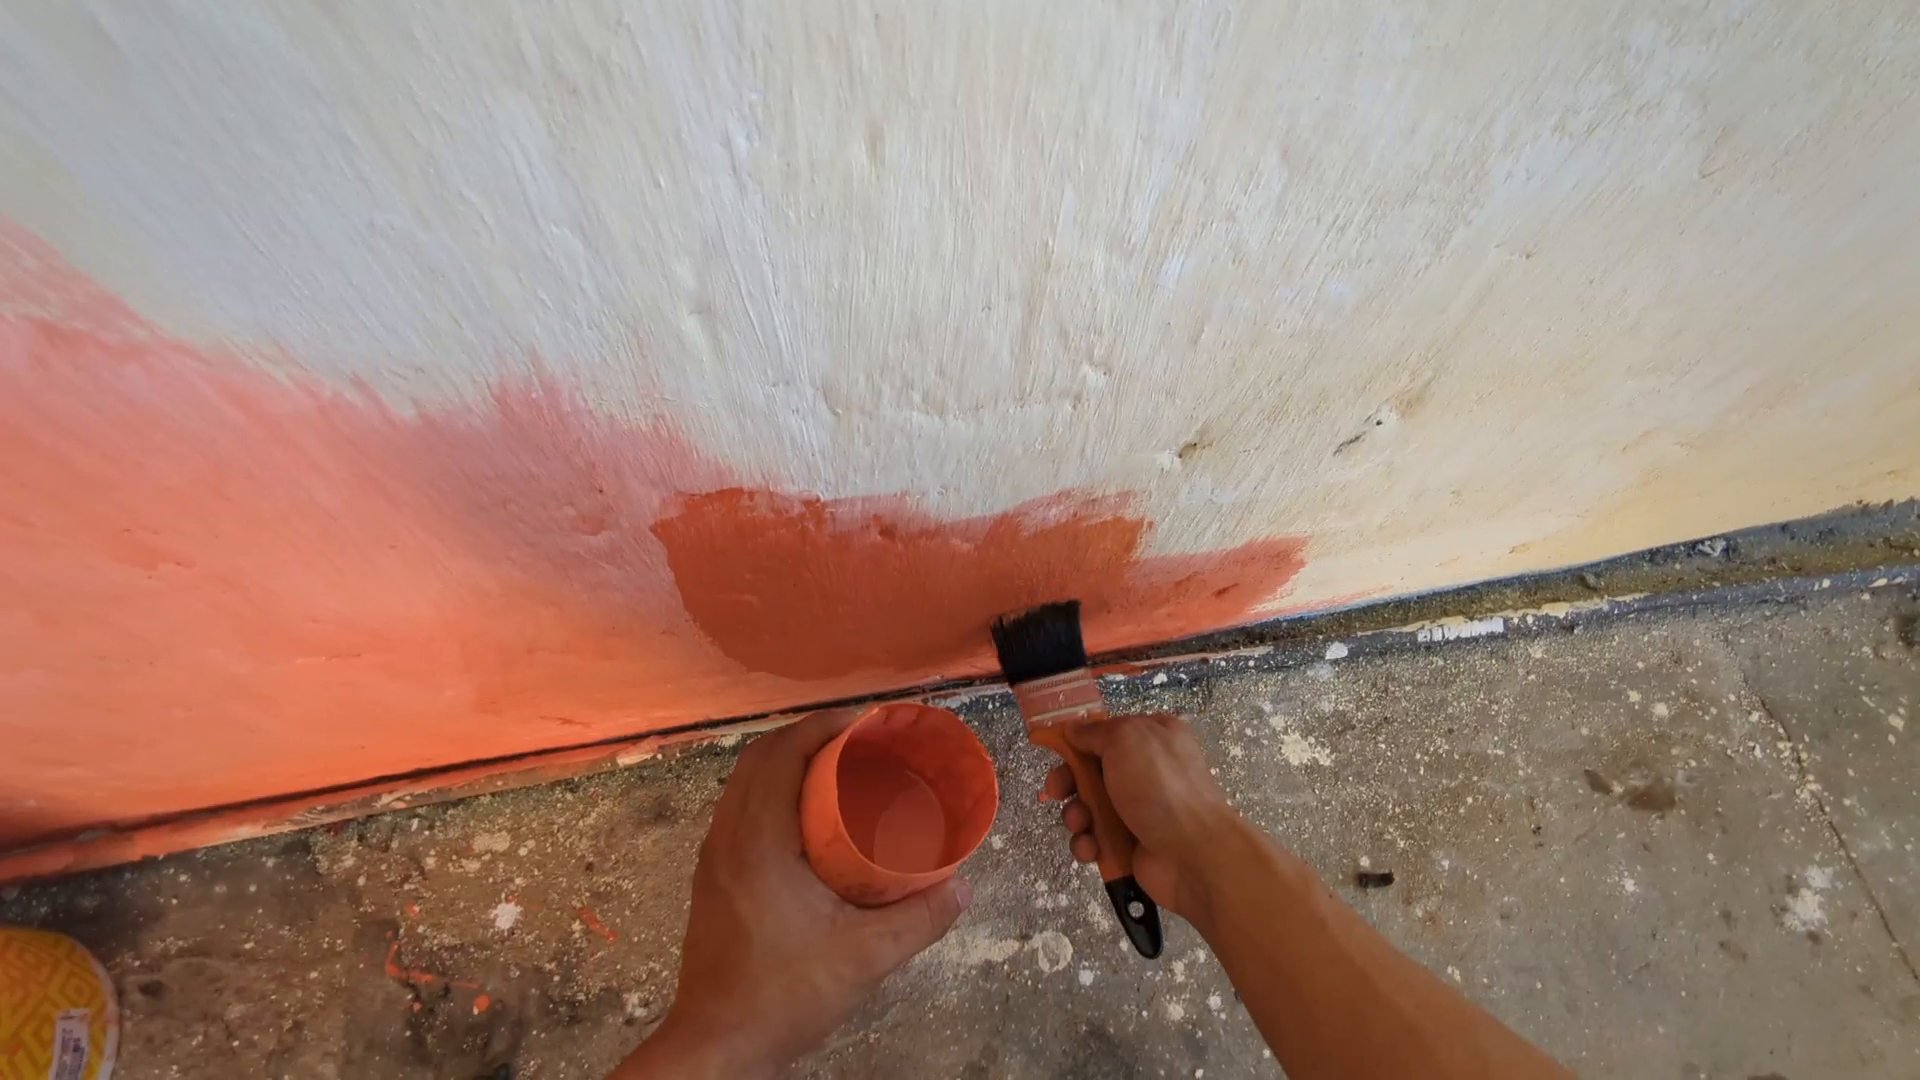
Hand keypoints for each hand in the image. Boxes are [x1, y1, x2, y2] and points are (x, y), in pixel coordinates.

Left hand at [617, 709, 971, 1078]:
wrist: (716, 1047)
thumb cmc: (784, 993)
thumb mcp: (864, 958)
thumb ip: (919, 920)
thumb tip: (963, 886)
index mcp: (759, 839)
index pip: (782, 753)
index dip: (821, 726)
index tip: (863, 725)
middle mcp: (728, 834)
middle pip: (760, 754)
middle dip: (806, 735)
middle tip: (855, 742)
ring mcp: (713, 853)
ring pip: (744, 777)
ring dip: (785, 758)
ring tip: (833, 767)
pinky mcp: (710, 872)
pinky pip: (738, 803)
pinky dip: (769, 785)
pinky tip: (803, 812)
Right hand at [1044, 712, 1241, 920]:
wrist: (1194, 855)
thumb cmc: (1160, 786)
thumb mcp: (1126, 739)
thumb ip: (1095, 731)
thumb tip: (1073, 729)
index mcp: (1152, 736)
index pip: (1107, 731)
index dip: (1078, 739)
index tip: (1053, 747)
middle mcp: (1146, 770)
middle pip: (1091, 770)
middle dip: (1068, 781)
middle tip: (1056, 791)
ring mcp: (1138, 809)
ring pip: (1089, 806)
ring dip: (1076, 815)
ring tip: (1080, 824)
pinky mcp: (1130, 845)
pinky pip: (1096, 839)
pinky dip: (1088, 844)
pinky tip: (1091, 849)